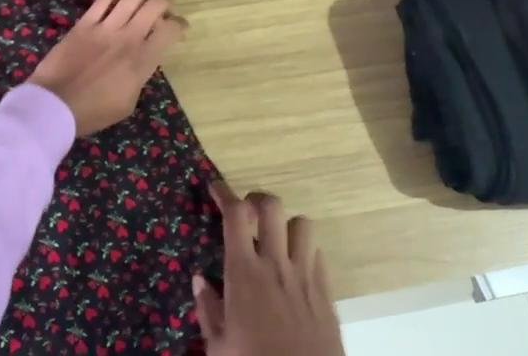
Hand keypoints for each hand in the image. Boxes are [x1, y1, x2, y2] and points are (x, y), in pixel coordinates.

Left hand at [28, 0, 186, 136]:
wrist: (55, 104)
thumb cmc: (93, 112)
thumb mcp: (128, 102)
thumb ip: (139, 77)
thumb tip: (141, 61)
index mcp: (142, 61)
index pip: (169, 31)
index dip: (179, 25)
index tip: (180, 27)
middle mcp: (128, 38)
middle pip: (154, 5)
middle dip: (164, 3)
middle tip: (164, 9)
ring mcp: (104, 27)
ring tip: (142, 0)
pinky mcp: (84, 23)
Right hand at [194, 183, 343, 355]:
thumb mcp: (218, 345)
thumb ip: (208, 309)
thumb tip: (200, 280)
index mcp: (244, 273)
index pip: (235, 215)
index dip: (224, 193)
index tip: (216, 188)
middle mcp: (276, 265)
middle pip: (272, 206)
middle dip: (257, 200)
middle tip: (247, 213)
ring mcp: (305, 277)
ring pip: (302, 224)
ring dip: (286, 225)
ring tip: (275, 240)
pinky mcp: (327, 293)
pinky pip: (319, 254)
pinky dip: (306, 252)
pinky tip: (295, 268)